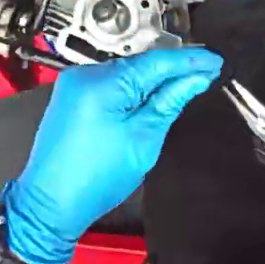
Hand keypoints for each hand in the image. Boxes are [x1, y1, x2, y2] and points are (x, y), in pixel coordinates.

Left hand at [4, 47, 223, 263]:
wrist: (50, 203)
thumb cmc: (93, 178)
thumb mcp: (144, 139)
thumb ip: (170, 102)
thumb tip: (195, 79)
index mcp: (103, 83)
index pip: (157, 61)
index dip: (190, 60)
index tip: (214, 61)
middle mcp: (85, 75)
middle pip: (142, 62)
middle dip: (175, 68)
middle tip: (207, 72)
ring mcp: (76, 83)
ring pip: (128, 70)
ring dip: (156, 77)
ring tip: (186, 83)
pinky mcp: (73, 94)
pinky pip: (112, 81)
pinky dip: (135, 86)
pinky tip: (154, 93)